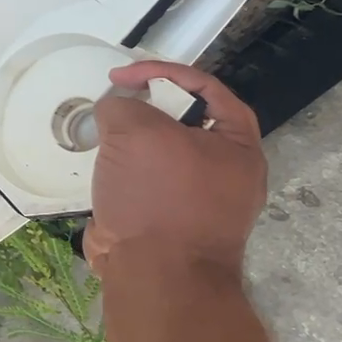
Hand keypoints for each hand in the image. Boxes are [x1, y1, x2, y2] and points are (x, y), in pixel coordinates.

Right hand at [85, 61, 265, 276]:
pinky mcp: (172, 210)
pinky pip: (150, 171)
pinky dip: (127, 160)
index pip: (210, 89)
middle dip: (147, 102)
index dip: (165, 72)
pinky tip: (104, 161)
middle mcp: (228, 168)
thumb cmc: (159, 195)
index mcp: (238, 147)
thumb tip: (116, 108)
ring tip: (103, 128)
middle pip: (187, 117)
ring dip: (133, 133)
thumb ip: (124, 104)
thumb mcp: (137, 132)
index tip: (122, 75)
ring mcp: (201, 192)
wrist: (158, 269)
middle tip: (114, 98)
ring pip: (165, 145)